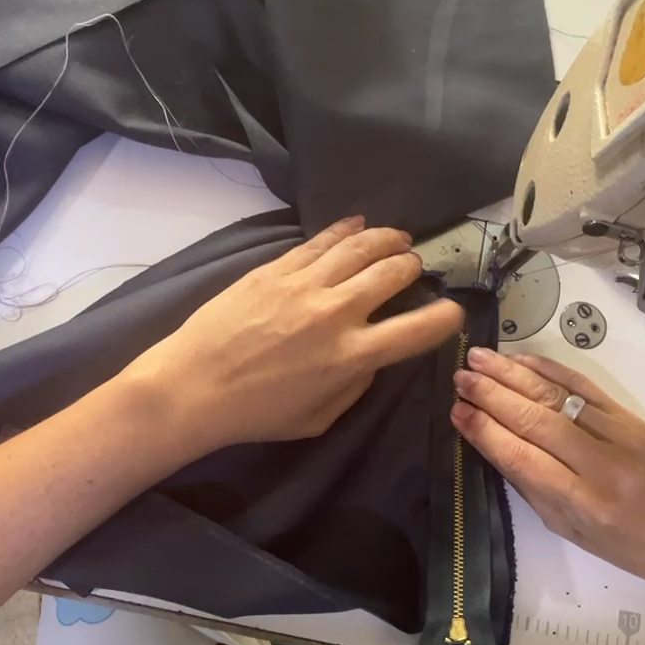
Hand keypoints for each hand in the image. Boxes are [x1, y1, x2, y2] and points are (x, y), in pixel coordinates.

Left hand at [119, 216, 462, 456]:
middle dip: (412, 267)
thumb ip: (357, 385)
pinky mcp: (276, 268)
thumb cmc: (256, 413)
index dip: (447, 317)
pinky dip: (346, 229)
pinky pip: (321, 240)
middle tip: (412, 268)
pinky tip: (358, 225)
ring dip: (388, 239)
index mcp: (353, 356)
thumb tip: (372, 355)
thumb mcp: (320, 418)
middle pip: (393, 272)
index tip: (451, 312)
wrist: (193, 386)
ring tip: (398, 239)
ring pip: (361, 246)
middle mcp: (336, 312)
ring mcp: (305, 284)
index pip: (420, 328)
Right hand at [450, 347, 644, 601]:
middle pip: (535, 418)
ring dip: (512, 373)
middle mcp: (601, 464)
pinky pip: (583, 384)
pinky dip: (548, 369)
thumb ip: (530, 485)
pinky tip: (520, 360)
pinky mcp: (630, 416)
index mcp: (582, 502)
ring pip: (556, 395)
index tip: (455, 410)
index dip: (484, 430)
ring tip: (477, 358)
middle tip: (458, 378)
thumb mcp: (568, 529)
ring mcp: (619, 434)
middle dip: (491, 394)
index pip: (521, 457)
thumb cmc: (626, 546)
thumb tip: (490, 441)